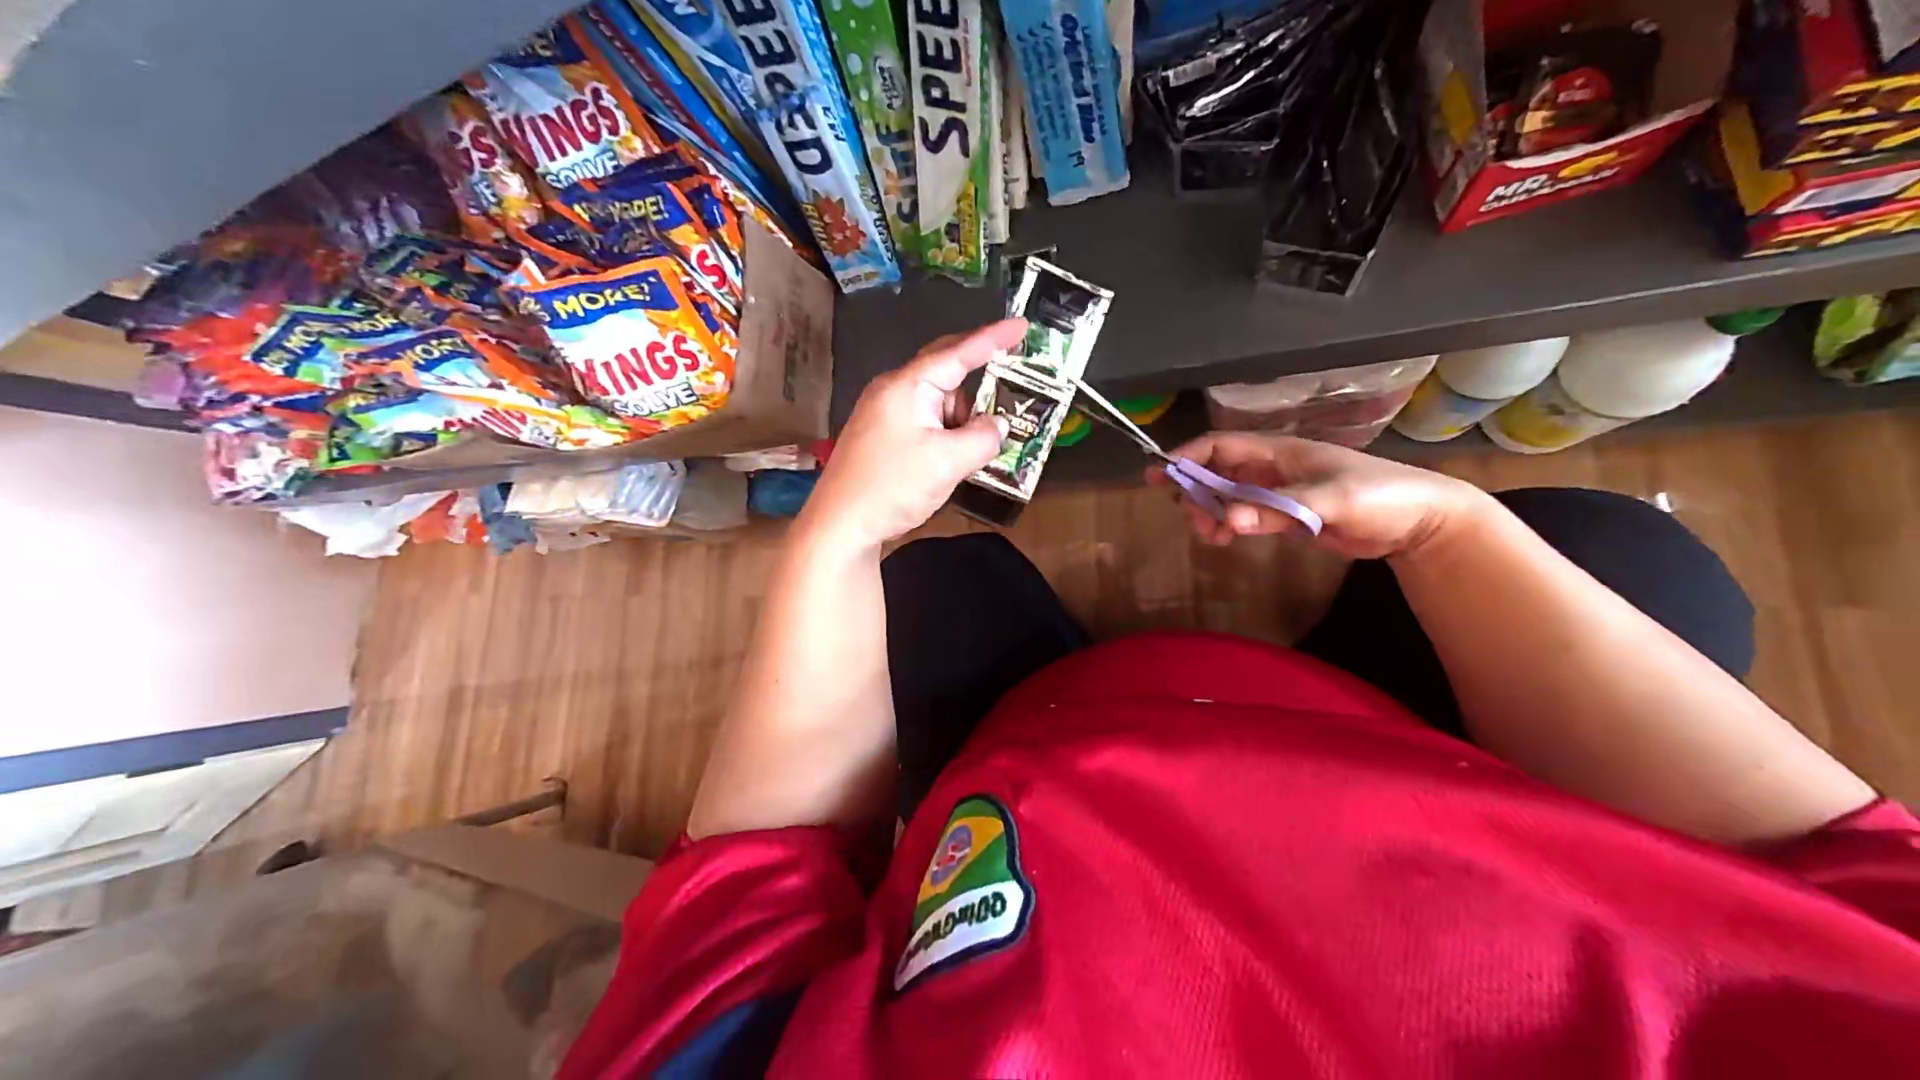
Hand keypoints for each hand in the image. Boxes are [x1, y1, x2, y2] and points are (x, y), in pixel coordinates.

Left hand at [801, 319, 1027, 549]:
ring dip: (959, 421)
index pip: (958, 352)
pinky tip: (947, 462)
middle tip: (1010, 390)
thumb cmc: (893, 486)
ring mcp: (882, 413)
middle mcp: (892, 390)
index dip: (994, 338)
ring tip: (964, 456)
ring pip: (936, 403)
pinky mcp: (879, 436)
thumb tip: (998, 426)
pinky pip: (923, 422)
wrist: (840, 525)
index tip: (1023, 325)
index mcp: (908, 385)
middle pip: (945, 373)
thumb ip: (984, 437)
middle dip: (977, 386)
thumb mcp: (949, 461)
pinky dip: (943, 435)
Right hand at [1146, 432, 1488, 559]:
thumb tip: (1228, 518)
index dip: (1186, 457)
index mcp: (1278, 451)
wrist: (1421, 520)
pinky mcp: (1286, 513)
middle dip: (1195, 493)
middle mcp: (1271, 467)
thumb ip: (1278, 509)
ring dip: (1210, 512)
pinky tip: (1227, 538)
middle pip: (1215, 472)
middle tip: (1195, 521)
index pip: (1219, 446)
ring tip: (1213, 536)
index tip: (1158, 475)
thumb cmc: (1380, 496)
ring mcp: (1277, 490)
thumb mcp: (1329, 500)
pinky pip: (1245, 513)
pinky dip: (1229, 523)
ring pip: (1226, 495)